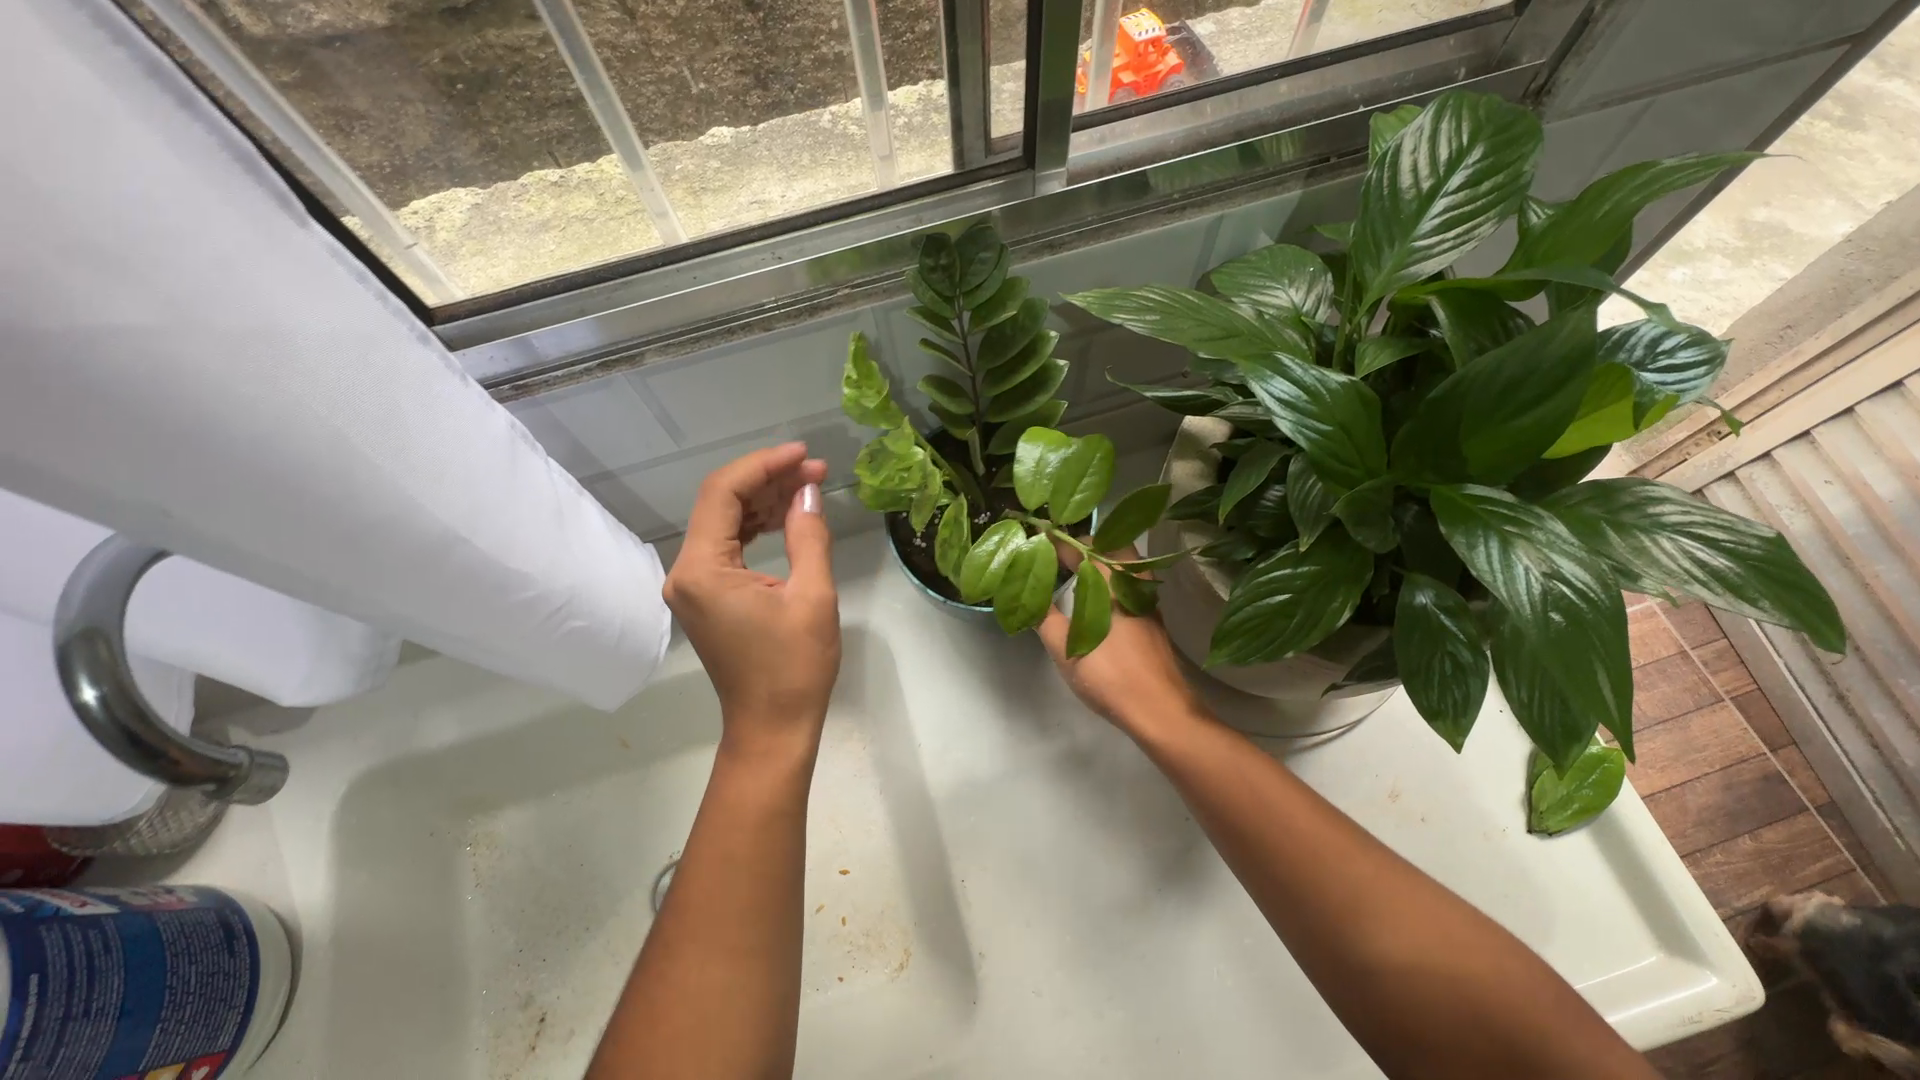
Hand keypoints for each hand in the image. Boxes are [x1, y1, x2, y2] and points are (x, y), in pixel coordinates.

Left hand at [665, 444, 839, 756]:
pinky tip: (787, 517)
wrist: (772, 727)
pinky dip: (755, 528)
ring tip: (809, 488)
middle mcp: (685, 572)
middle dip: (768, 481)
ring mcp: (691, 586)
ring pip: (724, 523)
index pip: (723, 494)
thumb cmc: (795, 668)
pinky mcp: (704, 597)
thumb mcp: (813, 597)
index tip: (803, 454)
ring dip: (764, 502)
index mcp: (702, 570)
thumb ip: (808, 535)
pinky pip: (726, 547)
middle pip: (720, 504)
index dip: (763, 465)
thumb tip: (808, 490)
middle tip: (817, 471)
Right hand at [1037, 545, 1208, 740]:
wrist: (1159, 709)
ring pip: (1126, 565)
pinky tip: (1096, 599)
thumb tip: (1024, 593)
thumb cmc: (1110, 674)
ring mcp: (1148, 601)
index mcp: (1112, 581)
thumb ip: (1043, 615)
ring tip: (1074, 574)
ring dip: (1101, 562)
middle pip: (1111, 546)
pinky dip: (1111, 580)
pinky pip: (1131, 584)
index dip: (1056, 543)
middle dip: (1083, 545)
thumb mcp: (1065, 647)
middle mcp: (1134, 582)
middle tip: (1056, 556)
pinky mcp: (1152, 619)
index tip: (1034, 543)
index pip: (1082, 547)